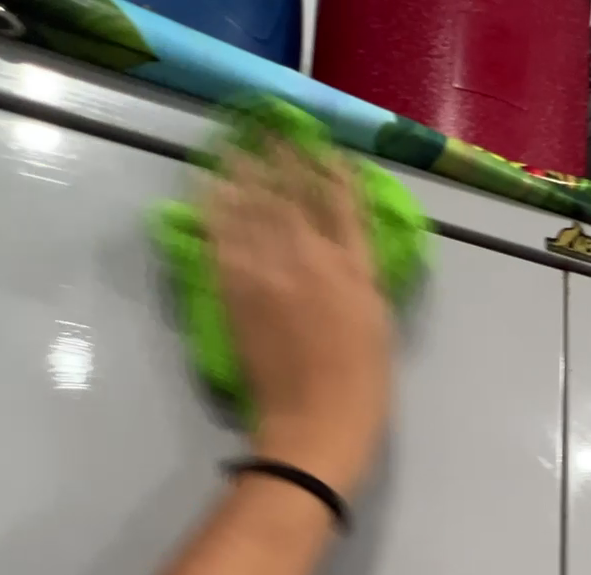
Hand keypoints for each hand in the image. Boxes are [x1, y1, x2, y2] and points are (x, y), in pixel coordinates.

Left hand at [206, 136, 394, 497]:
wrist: (313, 426)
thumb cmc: (362, 388)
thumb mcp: (379, 327)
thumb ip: (362, 280)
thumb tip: (347, 250)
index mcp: (354, 272)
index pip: (341, 204)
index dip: (330, 171)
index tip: (323, 149)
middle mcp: (309, 260)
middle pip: (291, 194)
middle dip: (281, 159)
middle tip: (270, 133)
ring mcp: (266, 274)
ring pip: (250, 208)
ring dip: (244, 174)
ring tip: (237, 151)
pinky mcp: (233, 293)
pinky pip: (220, 238)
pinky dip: (215, 210)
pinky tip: (211, 193)